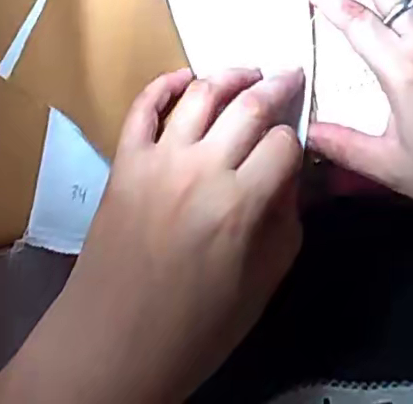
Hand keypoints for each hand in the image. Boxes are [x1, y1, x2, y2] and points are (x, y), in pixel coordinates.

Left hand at [0, 68, 305, 403]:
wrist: (116, 340)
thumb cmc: (196, 325)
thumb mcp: (260, 286)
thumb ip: (284, 224)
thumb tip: (291, 176)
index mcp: (239, 205)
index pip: (282, 145)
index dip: (296, 139)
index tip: (296, 141)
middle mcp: (200, 169)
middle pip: (247, 106)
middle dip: (276, 86)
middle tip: (290, 74)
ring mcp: (158, 157)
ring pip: (199, 94)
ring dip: (228, 74)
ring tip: (247, 71)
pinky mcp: (125, 157)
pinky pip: (144, 106)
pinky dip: (164, 83)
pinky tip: (185, 76)